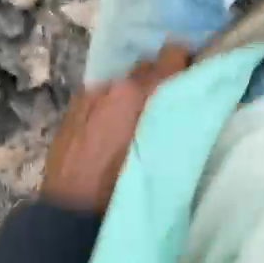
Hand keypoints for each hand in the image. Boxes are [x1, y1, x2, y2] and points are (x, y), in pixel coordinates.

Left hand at [39, 44, 189, 211]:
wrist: (73, 209)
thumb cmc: (126, 182)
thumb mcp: (165, 148)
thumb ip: (176, 114)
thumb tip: (190, 98)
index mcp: (143, 91)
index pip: (173, 53)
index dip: (184, 62)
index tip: (190, 76)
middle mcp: (118, 84)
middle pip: (146, 65)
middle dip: (157, 79)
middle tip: (163, 103)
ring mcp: (92, 93)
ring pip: (122, 81)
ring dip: (131, 93)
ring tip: (132, 119)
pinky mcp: (73, 107)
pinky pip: (100, 95)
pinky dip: (108, 105)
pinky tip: (106, 129)